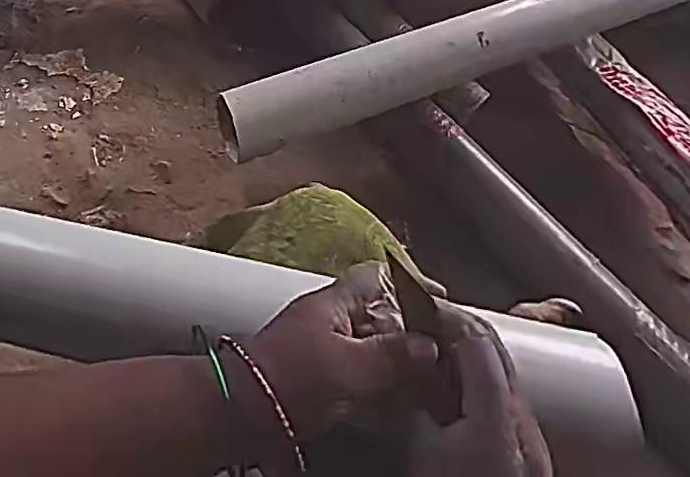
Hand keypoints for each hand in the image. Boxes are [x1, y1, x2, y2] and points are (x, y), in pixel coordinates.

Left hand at [244, 263, 437, 441]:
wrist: (245, 409)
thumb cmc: (293, 376)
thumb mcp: (346, 366)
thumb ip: (389, 355)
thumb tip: (429, 344)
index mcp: (335, 303)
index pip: (377, 280)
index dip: (408, 285)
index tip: (440, 297)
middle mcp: (332, 319)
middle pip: (380, 316)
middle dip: (412, 331)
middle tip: (445, 348)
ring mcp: (327, 348)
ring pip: (373, 347)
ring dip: (401, 361)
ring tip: (435, 376)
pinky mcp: (323, 378)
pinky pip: (362, 373)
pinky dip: (385, 382)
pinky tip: (405, 399)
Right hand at [406, 309, 550, 476]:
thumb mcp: (419, 448)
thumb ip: (417, 397)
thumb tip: (413, 365)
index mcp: (499, 419)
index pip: (478, 341)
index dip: (447, 318)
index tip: (421, 310)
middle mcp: (526, 428)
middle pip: (497, 355)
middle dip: (460, 332)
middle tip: (426, 324)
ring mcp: (534, 447)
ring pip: (505, 378)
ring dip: (472, 358)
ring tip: (438, 357)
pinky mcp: (532, 462)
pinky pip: (509, 405)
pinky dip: (483, 386)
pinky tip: (458, 394)